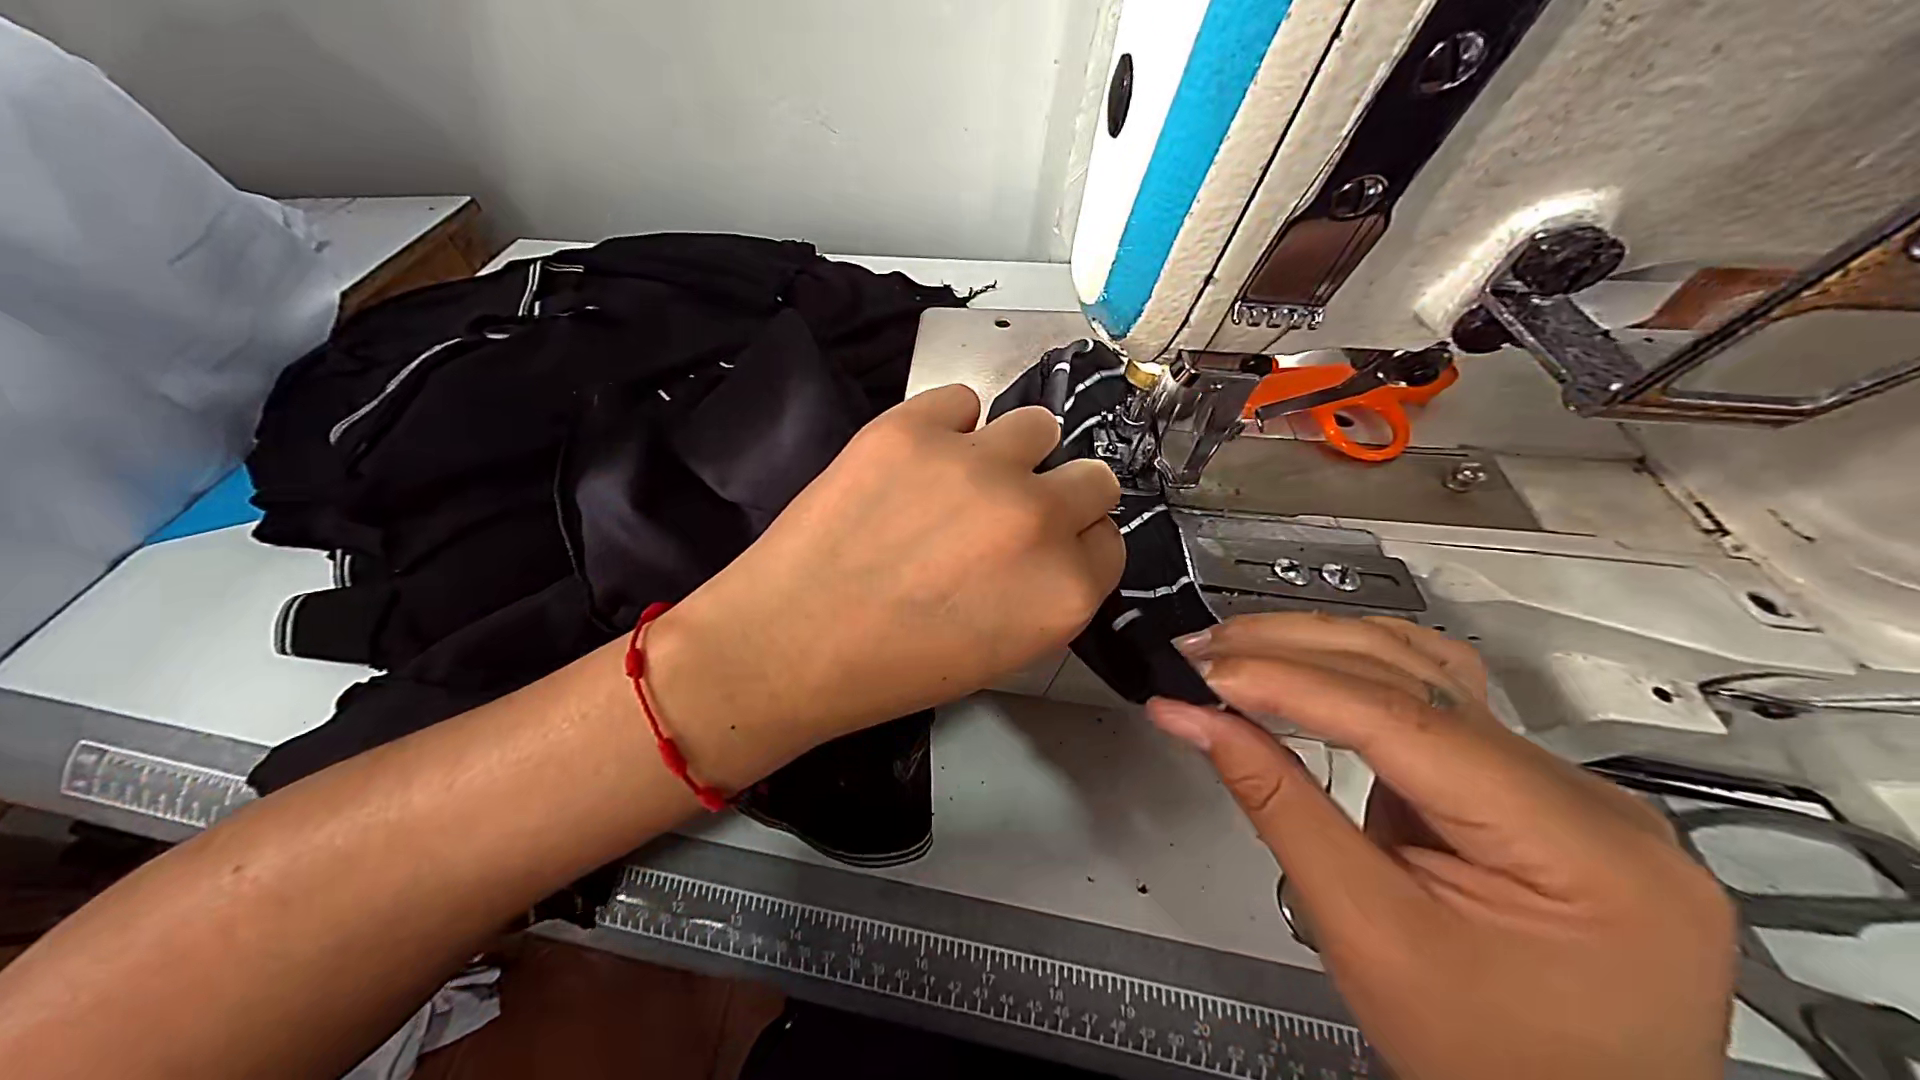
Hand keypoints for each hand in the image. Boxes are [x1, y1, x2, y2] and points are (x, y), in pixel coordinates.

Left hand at [647, 384, 1124, 786]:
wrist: (789, 642)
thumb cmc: (895, 667)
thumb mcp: (1002, 652)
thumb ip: (1048, 593)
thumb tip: (1059, 545)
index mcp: (1065, 589)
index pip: (1109, 540)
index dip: (1075, 545)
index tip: (1045, 550)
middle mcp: (1037, 518)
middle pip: (1091, 478)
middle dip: (1059, 497)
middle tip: (1008, 515)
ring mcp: (976, 464)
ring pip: (1037, 427)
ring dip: (1011, 454)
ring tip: (962, 481)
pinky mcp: (912, 427)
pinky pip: (963, 401)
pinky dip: (948, 428)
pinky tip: (915, 464)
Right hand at [1145, 613, 1737, 1079]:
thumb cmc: (1470, 1053)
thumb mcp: (1362, 931)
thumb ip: (1278, 805)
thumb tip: (1191, 716)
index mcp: (1576, 846)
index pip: (1409, 723)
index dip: (1294, 685)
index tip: (1205, 671)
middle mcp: (1592, 795)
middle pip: (1425, 679)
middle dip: (1300, 652)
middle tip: (1204, 645)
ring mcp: (1571, 786)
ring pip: (1435, 675)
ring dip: (1327, 649)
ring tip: (1242, 645)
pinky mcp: (1536, 790)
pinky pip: (1442, 707)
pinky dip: (1361, 679)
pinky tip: (1307, 670)